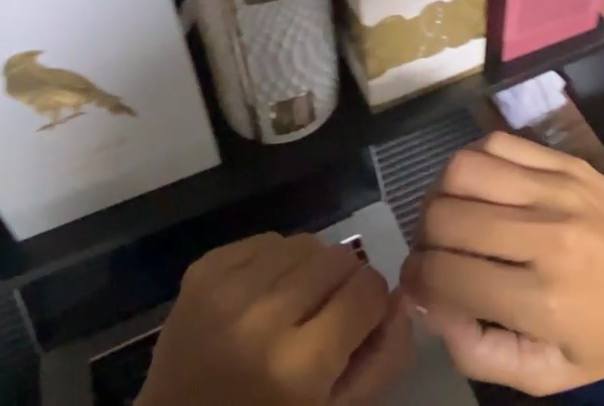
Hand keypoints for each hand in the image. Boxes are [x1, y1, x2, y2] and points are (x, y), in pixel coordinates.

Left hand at [138, 232, 413, 405]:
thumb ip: (382, 358)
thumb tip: (400, 297)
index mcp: (301, 364)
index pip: (367, 289)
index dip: (371, 304)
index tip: (357, 323)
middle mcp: (264, 318)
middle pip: (338, 257)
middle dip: (343, 282)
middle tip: (326, 314)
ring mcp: (227, 289)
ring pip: (304, 242)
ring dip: (310, 268)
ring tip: (294, 302)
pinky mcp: (203, 271)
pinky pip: (265, 240)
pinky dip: (274, 261)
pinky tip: (262, 294)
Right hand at [400, 132, 603, 394]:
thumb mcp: (546, 374)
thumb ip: (477, 351)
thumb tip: (426, 302)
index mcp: (542, 301)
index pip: (442, 275)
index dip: (415, 280)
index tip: (420, 284)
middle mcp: (546, 238)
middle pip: (443, 218)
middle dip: (423, 239)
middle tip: (436, 253)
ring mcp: (558, 190)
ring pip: (462, 170)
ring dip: (441, 195)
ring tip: (454, 216)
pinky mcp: (568, 162)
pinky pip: (497, 143)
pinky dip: (473, 163)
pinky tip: (482, 189)